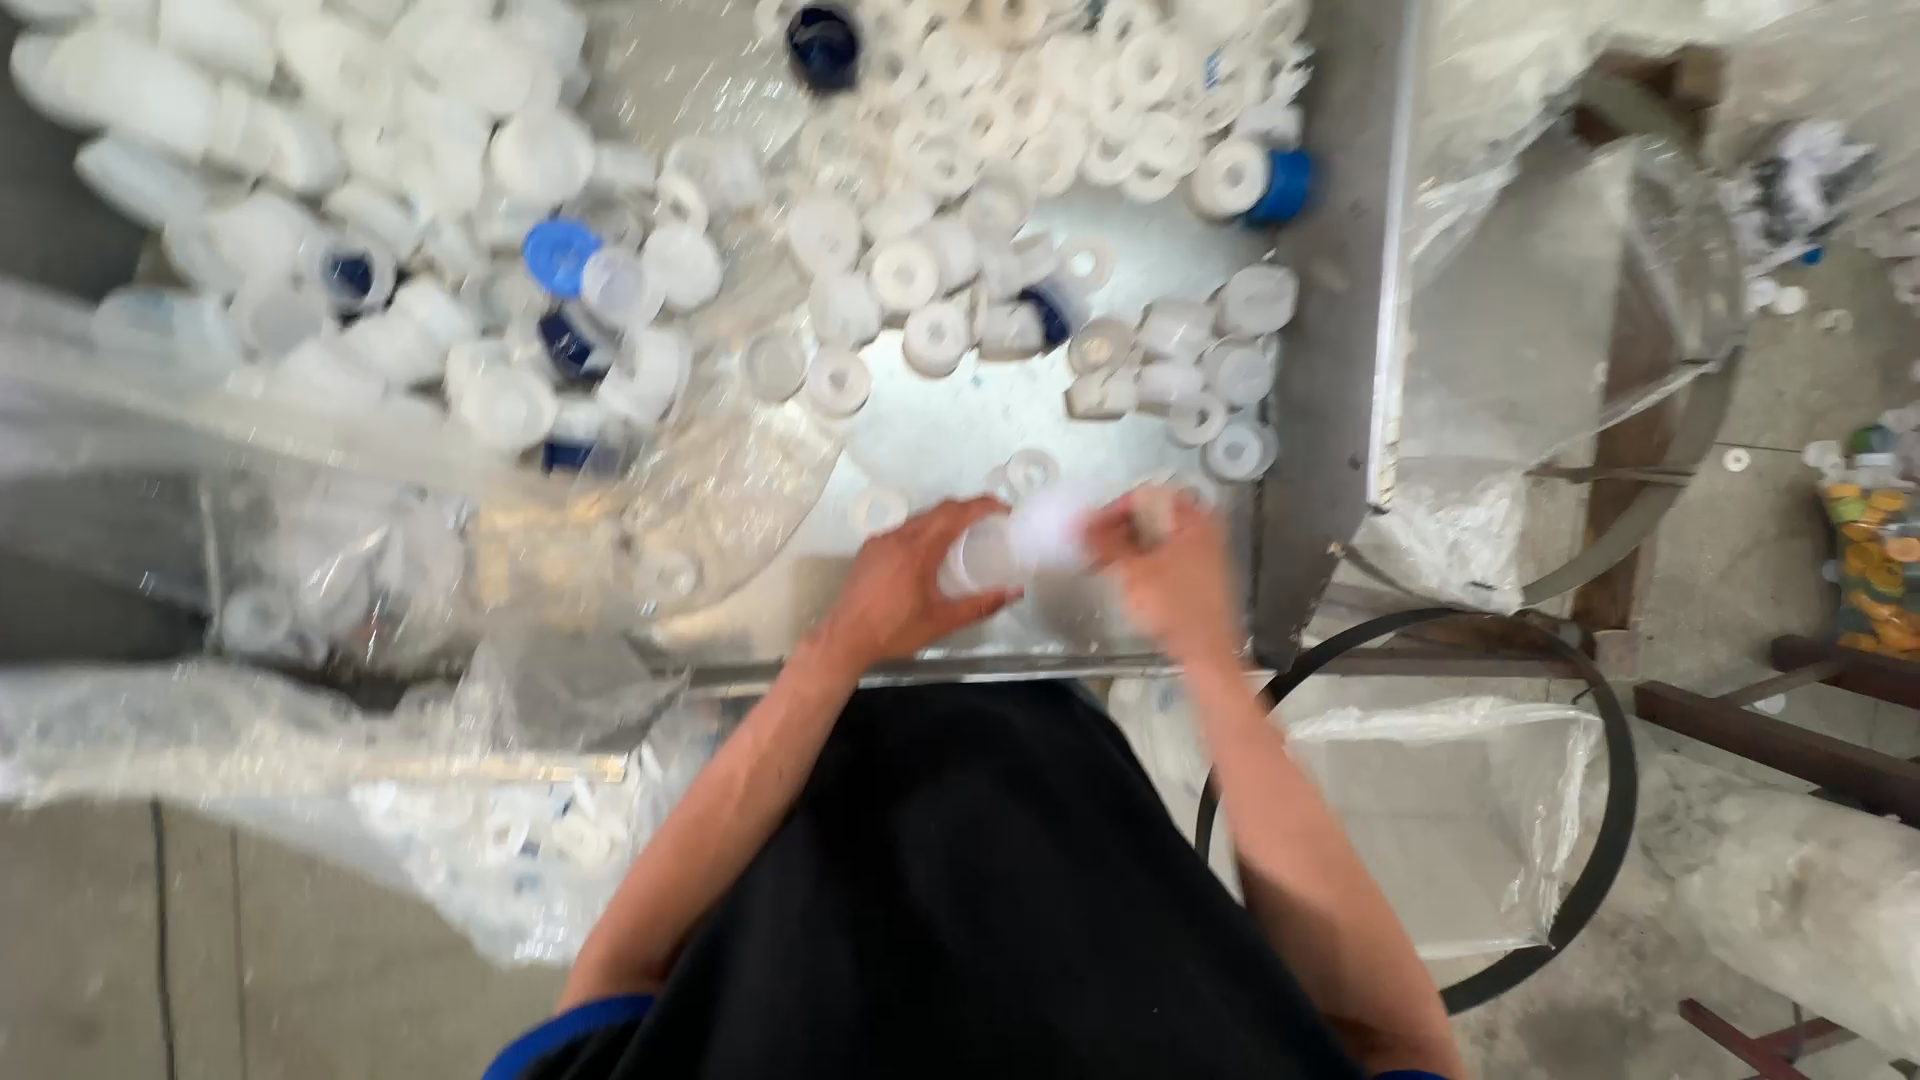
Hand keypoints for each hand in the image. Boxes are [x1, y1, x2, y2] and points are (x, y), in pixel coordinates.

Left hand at [809, 496, 1021, 672]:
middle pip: (940, 509)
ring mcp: (881, 540)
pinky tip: (929, 552)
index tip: (1005, 510)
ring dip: (945, 519)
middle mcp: (899, 536)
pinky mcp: (870, 549)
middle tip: (990, 521)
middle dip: (968, 509)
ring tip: (963, 535)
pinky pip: (903, 530)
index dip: (984, 505)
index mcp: (918, 549)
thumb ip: (980, 605)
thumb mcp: (942, 621)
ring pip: (920, 518)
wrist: (844, 638)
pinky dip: (924, 531)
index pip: (956, 513)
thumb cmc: (894, 630)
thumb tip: (1015, 593)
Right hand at [1083, 488, 1242, 665]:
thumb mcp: (1133, 572)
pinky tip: (1126, 574)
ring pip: (1158, 536)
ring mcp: (1205, 551)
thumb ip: (1104, 543)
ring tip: (1104, 562)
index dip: (1112, 510)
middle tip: (1094, 545)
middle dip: (1119, 528)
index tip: (1089, 529)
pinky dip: (1144, 557)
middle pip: (1152, 514)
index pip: (1144, 496)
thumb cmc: (1173, 606)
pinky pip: (1166, 552)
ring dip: (1129, 544)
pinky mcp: (1201, 572)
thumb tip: (1078, 520)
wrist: (1207, 651)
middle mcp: (1202, 528)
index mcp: (1192, 519)